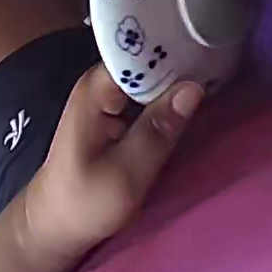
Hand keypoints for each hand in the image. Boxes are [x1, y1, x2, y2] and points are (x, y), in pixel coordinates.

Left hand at [18, 64, 203, 264]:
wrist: (56, 224)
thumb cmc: (85, 203)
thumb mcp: (126, 175)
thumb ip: (157, 131)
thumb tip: (193, 88)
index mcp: (96, 87)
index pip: (136, 50)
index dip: (169, 47)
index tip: (203, 48)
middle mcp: (100, 81)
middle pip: (144, 60)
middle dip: (177, 63)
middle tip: (215, 63)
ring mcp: (106, 94)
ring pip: (147, 77)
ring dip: (175, 80)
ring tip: (212, 74)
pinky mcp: (114, 110)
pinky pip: (145, 93)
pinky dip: (166, 96)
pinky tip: (192, 97)